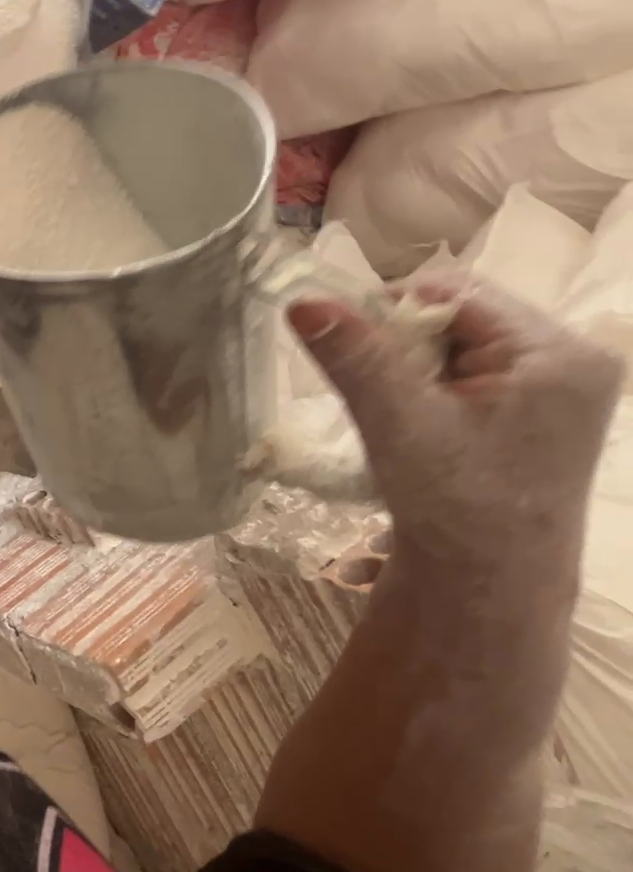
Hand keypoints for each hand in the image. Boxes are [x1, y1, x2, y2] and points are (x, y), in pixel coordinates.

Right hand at [290, 273, 623, 569]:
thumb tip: (302, 300)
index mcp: (557, 352)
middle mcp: (570, 359)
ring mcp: (556, 387)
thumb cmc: (453, 500)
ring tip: (395, 413)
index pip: (450, 292)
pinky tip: (412, 421)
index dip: (386, 314)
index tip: (351, 357)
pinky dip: (422, 386)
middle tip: (377, 394)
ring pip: (452, 343)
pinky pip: (463, 370)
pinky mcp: (533, 411)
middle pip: (454, 315)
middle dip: (397, 345)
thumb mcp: (397, 421)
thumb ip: (354, 356)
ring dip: (405, 368)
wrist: (485, 579)